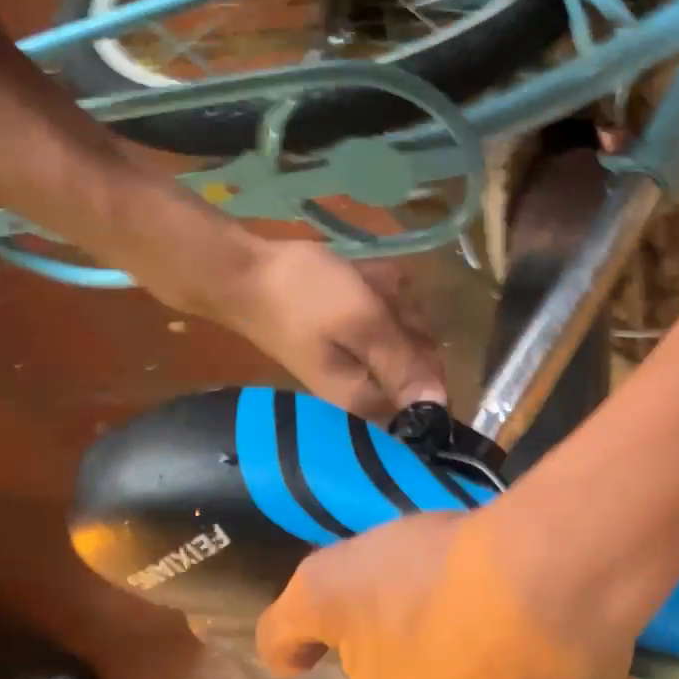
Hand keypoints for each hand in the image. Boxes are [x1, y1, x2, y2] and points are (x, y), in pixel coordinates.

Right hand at [215, 241, 447, 420]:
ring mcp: (356, 358)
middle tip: (381, 303)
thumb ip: (402, 365)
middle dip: (410, 326)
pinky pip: (383, 319)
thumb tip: (438, 405)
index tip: (417, 337)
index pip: (421, 407)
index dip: (431, 369)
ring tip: (367, 284)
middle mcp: (362, 387)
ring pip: (405, 336)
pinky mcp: (349, 335)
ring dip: (396, 304)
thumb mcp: (363, 325)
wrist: (240, 271)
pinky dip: (380, 295)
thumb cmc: (303, 298)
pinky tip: (364, 277)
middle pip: (418, 366)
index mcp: (363, 399)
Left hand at [255, 509, 637, 678]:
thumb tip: (289, 665)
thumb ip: (291, 625)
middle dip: (455, 668)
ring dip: (511, 674)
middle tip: (478, 605)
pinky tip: (570, 636)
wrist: (545, 576)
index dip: (399, 638)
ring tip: (533, 612)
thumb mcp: (332, 578)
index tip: (424, 599)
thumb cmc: (434, 575)